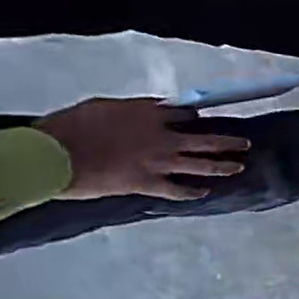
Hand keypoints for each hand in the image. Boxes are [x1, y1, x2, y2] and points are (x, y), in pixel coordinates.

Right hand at [33, 98, 248, 200]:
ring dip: (223, 166)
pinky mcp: (147, 183)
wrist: (53, 154)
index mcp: (149, 113)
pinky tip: (203, 193)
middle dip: (228, 142)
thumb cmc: (69, 126)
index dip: (196, 117)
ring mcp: (158, 161)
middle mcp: (162, 137)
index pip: (185, 114)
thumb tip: (148, 109)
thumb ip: (131, 108)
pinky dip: (192, 192)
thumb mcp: (103, 106)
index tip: (203, 120)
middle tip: (245, 144)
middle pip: (205, 139)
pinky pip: (177, 189)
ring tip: (239, 166)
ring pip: (201, 164)